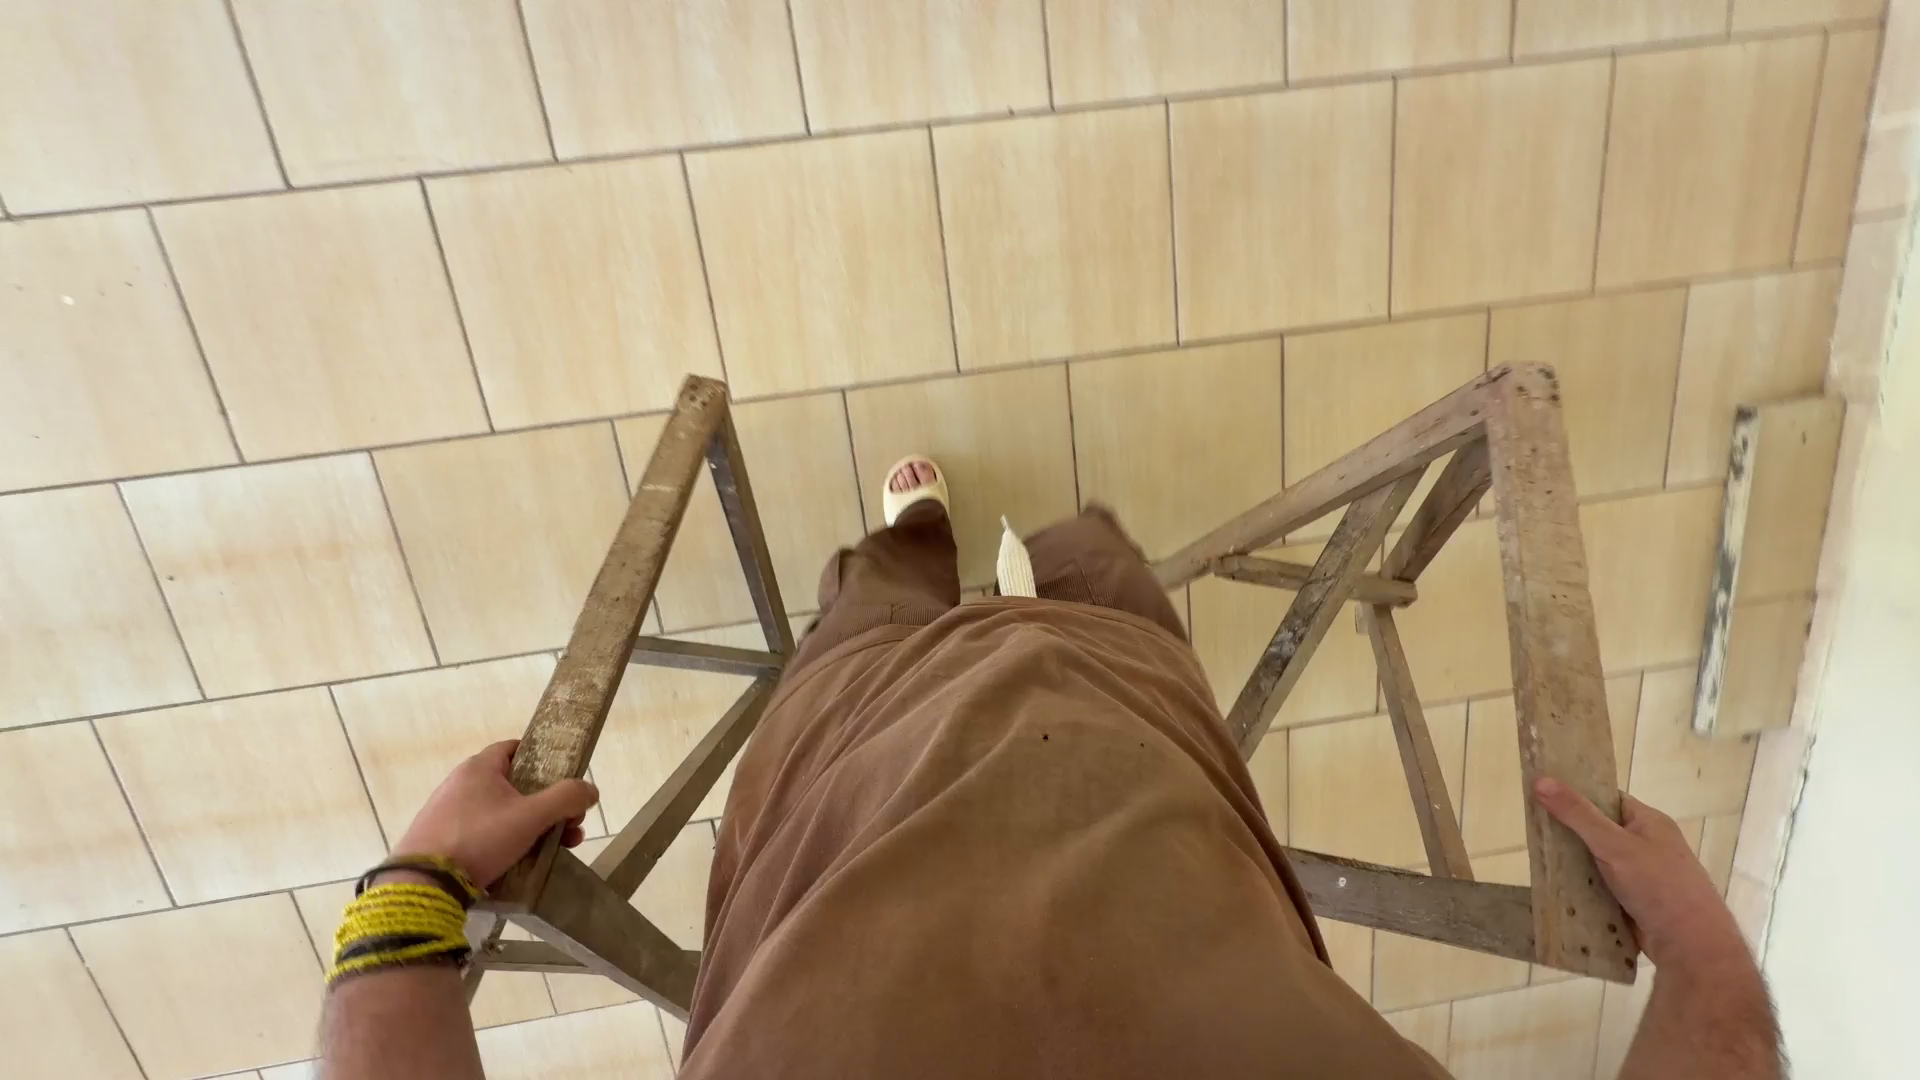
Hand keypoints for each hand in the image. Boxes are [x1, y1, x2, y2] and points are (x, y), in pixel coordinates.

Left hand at [392, 740, 599, 887]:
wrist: (420, 888)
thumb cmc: (479, 840)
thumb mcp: (532, 816)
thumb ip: (567, 798)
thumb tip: (591, 790)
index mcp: (479, 768)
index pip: (516, 748)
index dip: (544, 759)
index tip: (563, 779)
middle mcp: (459, 784)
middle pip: (515, 785)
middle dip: (548, 803)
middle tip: (569, 823)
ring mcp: (445, 815)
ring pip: (501, 812)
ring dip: (532, 826)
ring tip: (553, 849)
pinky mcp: (438, 842)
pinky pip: (482, 834)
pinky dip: (504, 842)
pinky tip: (520, 862)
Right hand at [1533, 778, 1746, 970]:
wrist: (1691, 949)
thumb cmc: (1660, 887)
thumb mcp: (1614, 845)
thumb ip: (1577, 813)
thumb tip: (1540, 779)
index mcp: (1650, 823)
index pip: (1606, 796)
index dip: (1575, 792)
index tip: (1540, 790)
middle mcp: (1646, 843)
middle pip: (1597, 825)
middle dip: (1567, 825)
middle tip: (1532, 821)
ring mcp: (1640, 871)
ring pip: (1594, 854)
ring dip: (1570, 854)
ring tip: (1536, 849)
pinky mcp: (1631, 895)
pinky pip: (1597, 877)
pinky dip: (1578, 877)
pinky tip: (1555, 877)